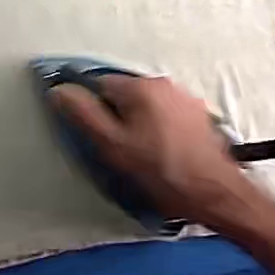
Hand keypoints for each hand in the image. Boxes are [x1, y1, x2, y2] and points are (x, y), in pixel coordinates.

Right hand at [47, 74, 274, 237]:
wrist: (215, 192)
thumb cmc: (162, 172)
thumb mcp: (114, 147)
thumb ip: (84, 115)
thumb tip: (59, 90)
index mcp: (139, 87)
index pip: (98, 83)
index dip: (89, 106)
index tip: (92, 129)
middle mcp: (161, 83)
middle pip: (122, 92)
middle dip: (114, 114)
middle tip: (116, 146)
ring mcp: (182, 97)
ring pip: (144, 103)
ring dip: (136, 119)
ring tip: (139, 153)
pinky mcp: (197, 113)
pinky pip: (164, 111)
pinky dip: (156, 125)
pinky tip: (160, 150)